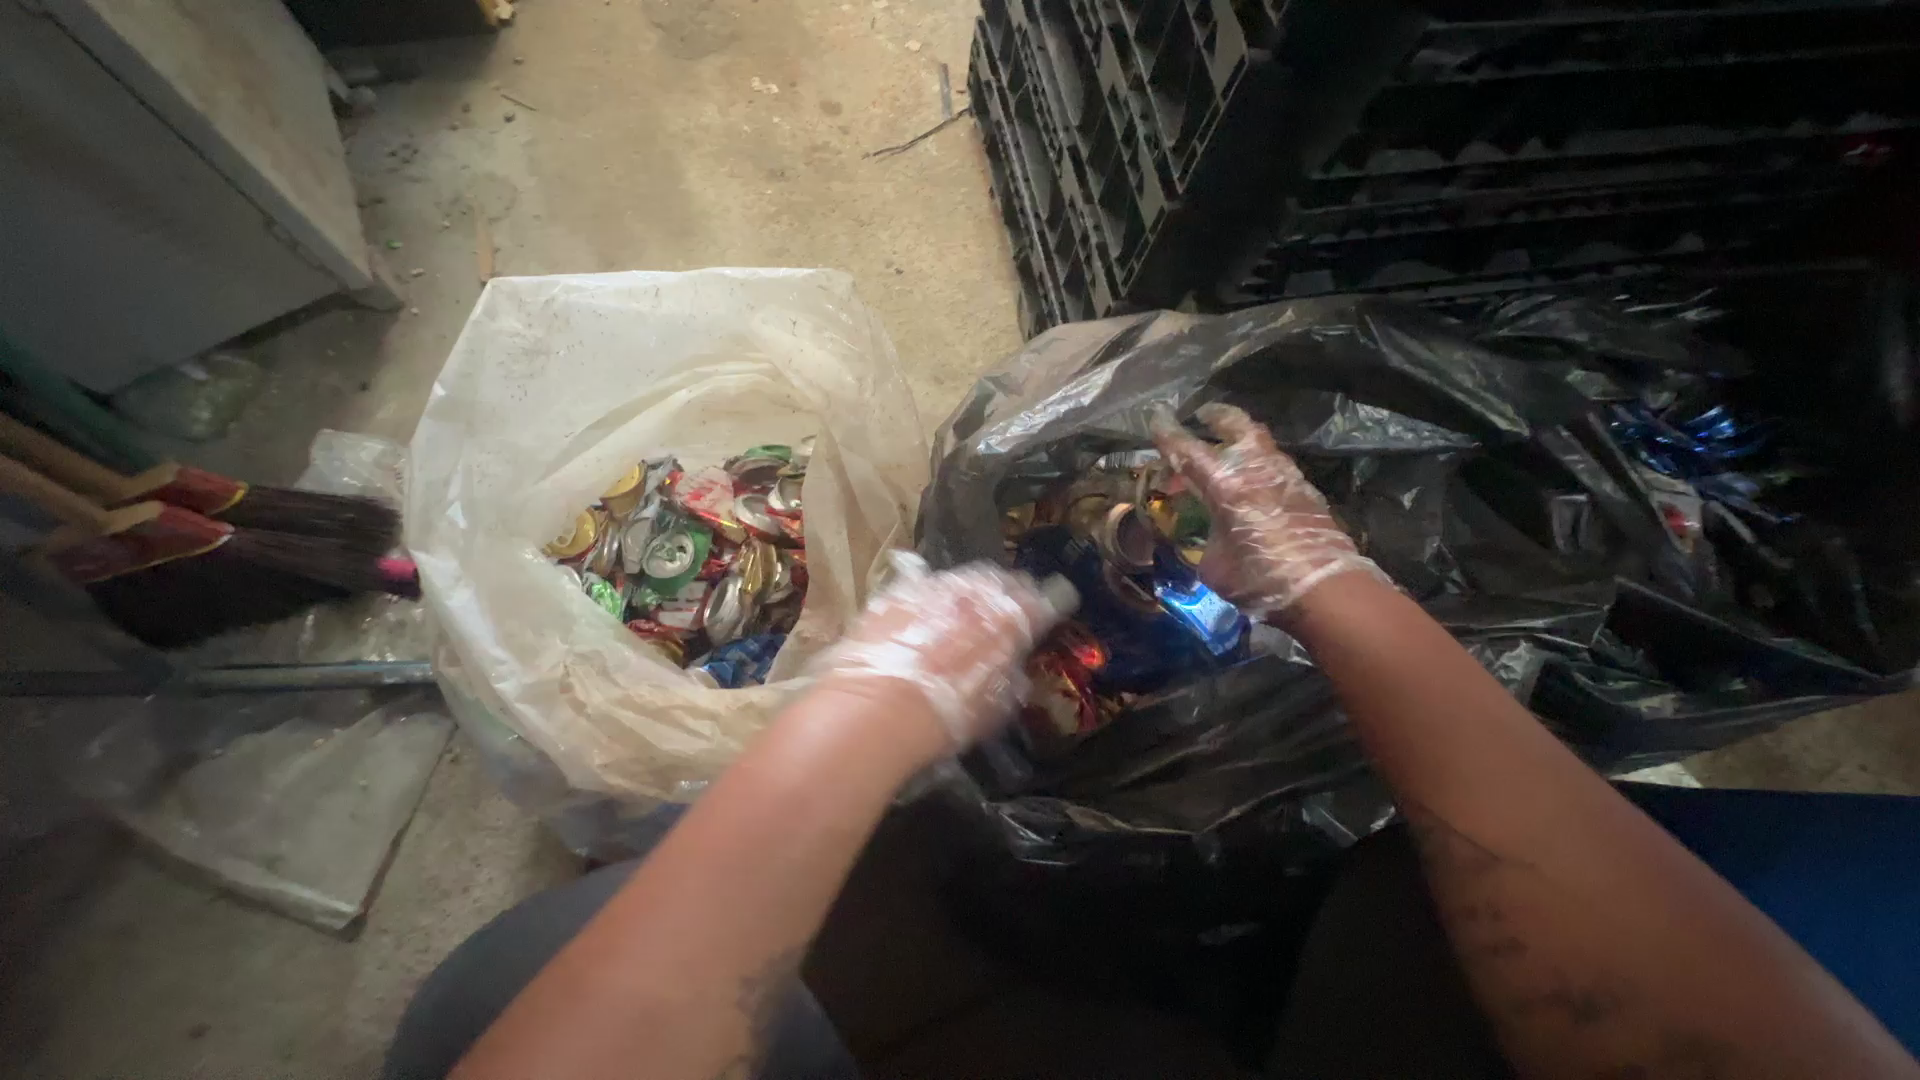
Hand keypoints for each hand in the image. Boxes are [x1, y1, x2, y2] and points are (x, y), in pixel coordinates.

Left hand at [809, 555, 1070, 748]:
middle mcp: (974, 596)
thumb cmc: (946, 716)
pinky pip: (920, 588)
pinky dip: (928, 598)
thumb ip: (1009, 682)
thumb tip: (1014, 674)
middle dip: (1007, 591)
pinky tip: (925, 613)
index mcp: (1009, 622)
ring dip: (968, 591)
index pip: (1042, 601)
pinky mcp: (895, 595)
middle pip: (999, 582)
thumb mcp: (993, 709)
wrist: (878, 709)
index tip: (1054, 603)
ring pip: (960, 580)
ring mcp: (931, 590)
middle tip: (1009, 603)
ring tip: (967, 606)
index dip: (1050, 602)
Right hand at [1150, 402, 1388, 618]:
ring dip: (1242, 442)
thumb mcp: (1215, 566)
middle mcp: (1257, 471)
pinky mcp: (1307, 493)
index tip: (1157, 417)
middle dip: (1218, 417)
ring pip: (1261, 445)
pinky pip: (1276, 467)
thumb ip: (1208, 540)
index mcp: (1226, 486)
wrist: (1325, 591)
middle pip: (1237, 426)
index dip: (1169, 433)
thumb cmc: (1260, 579)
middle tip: (1205, 415)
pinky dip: (1259, 467)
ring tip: (1227, 451)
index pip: (1189, 450)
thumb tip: (1212, 536)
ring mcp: (1287, 478)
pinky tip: (1252, 484)